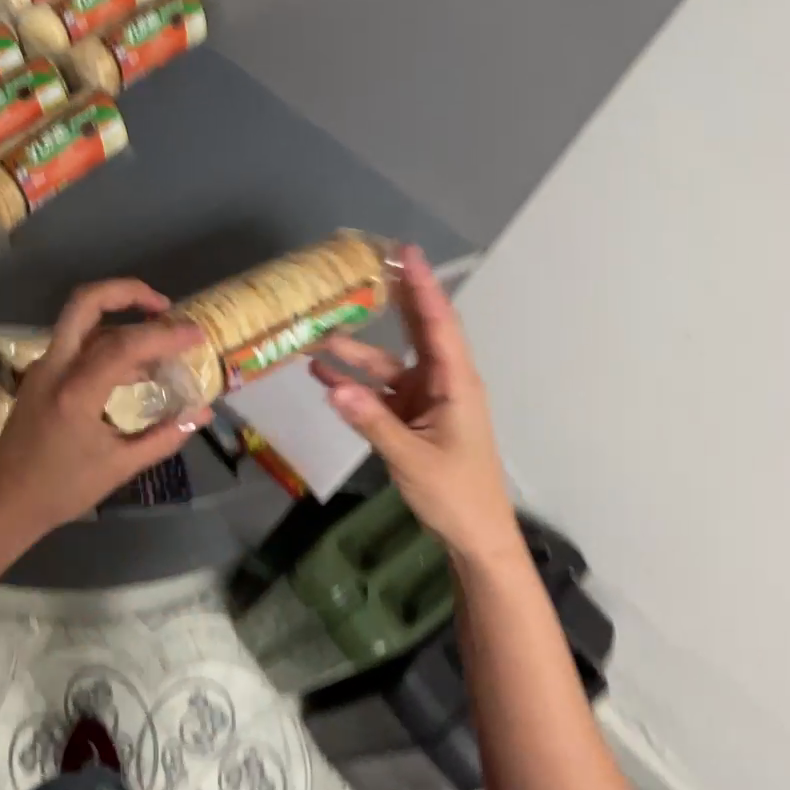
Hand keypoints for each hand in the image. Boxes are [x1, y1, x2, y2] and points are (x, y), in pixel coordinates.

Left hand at [0, 279, 212, 541]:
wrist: (5, 501)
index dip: (164, 335)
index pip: (123, 345)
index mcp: (75, 392)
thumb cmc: (62, 489)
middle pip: (85, 302)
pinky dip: (107, 342)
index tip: (196, 335)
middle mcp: (55, 367)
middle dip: (127, 292)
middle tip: (164, 307)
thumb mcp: (120, 467)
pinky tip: (135, 368)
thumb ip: (164, 436)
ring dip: (120, 319)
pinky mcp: (41, 375)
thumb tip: (202, 413)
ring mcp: (44, 367)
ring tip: (159, 341)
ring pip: (80, 320)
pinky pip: (76, 344)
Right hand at [310, 245, 519, 563]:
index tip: (405, 253)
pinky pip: (377, 390)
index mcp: (455, 383)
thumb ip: (371, 421)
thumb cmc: (455, 494)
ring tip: (314, 336)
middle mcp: (441, 382)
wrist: (475, 536)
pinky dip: (352, 381)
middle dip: (395, 298)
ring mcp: (424, 399)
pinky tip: (322, 374)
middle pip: (417, 330)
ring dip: (354, 351)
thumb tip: (331, 386)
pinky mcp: (410, 416)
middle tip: (369, 264)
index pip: (438, 324)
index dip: (422, 287)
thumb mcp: (411, 458)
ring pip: (386, 362)